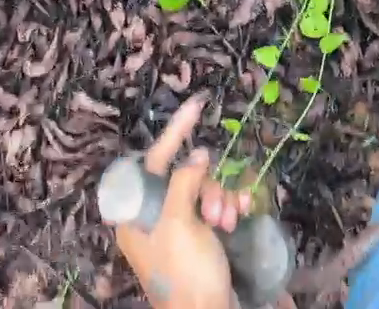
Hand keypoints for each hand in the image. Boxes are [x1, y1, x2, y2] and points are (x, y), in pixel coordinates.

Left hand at [111, 94, 253, 308]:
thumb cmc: (184, 273)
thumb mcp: (178, 223)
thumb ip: (184, 182)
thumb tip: (198, 154)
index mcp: (137, 216)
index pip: (153, 160)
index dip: (175, 132)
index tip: (197, 105)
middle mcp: (156, 219)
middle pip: (185, 176)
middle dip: (207, 184)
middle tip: (216, 209)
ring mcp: (181, 229)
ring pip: (205, 190)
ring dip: (222, 198)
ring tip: (228, 220)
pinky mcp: (203, 238)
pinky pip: (219, 205)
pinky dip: (231, 205)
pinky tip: (240, 214)